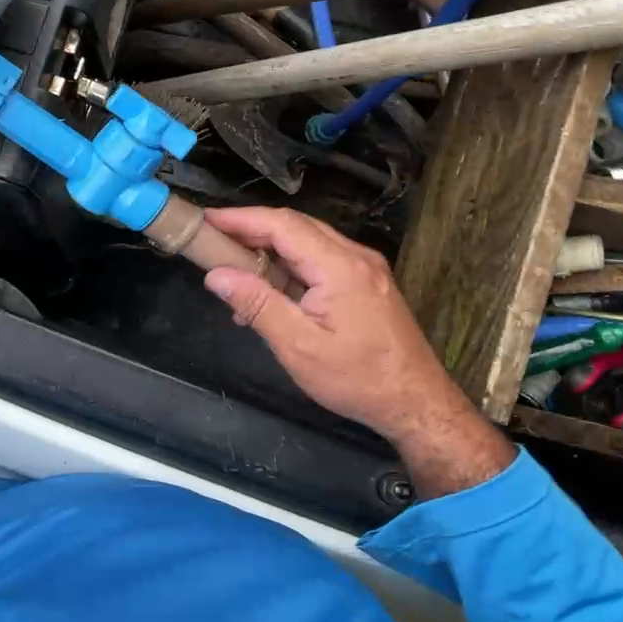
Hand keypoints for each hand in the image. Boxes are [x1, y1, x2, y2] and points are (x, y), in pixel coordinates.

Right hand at [201, 207, 513, 497]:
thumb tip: (216, 275)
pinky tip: (266, 291)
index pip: (283, 226)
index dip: (242, 218)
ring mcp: (364, 269)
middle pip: (295, 227)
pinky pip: (318, 260)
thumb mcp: (298, 346)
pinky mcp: (365, 284)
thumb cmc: (357, 379)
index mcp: (340, 267)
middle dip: (250, 228)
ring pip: (307, 242)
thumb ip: (258, 304)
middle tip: (210, 239)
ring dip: (266, 249)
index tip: (206, 219)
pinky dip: (286, 266)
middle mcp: (356, 258)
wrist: (415, 402)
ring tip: (230, 270)